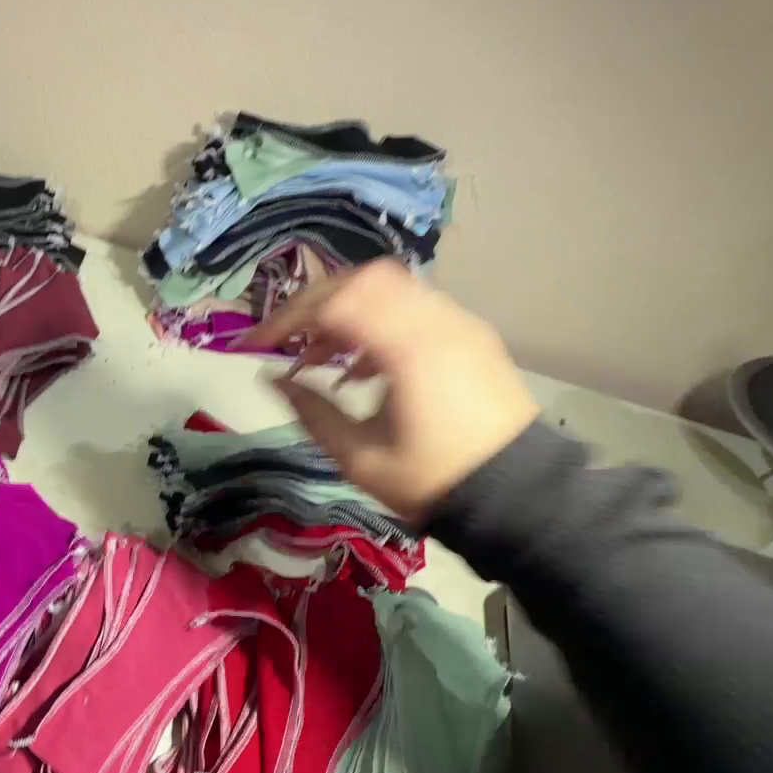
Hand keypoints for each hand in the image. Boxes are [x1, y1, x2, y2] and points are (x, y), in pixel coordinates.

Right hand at [248, 260, 540, 521]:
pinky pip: (413, 308)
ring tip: (319, 356)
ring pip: (389, 289)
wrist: (515, 492)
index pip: (336, 303)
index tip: (257, 344)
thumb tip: (271, 378)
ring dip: (345, 312)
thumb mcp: (357, 455)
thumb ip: (310, 410)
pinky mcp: (469, 337)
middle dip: (314, 304)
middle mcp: (437, 321)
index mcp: (408, 349)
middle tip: (286, 338)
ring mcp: (458, 325)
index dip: (288, 317)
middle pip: (363, 280)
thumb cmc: (430, 478)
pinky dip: (375, 322)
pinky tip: (358, 367)